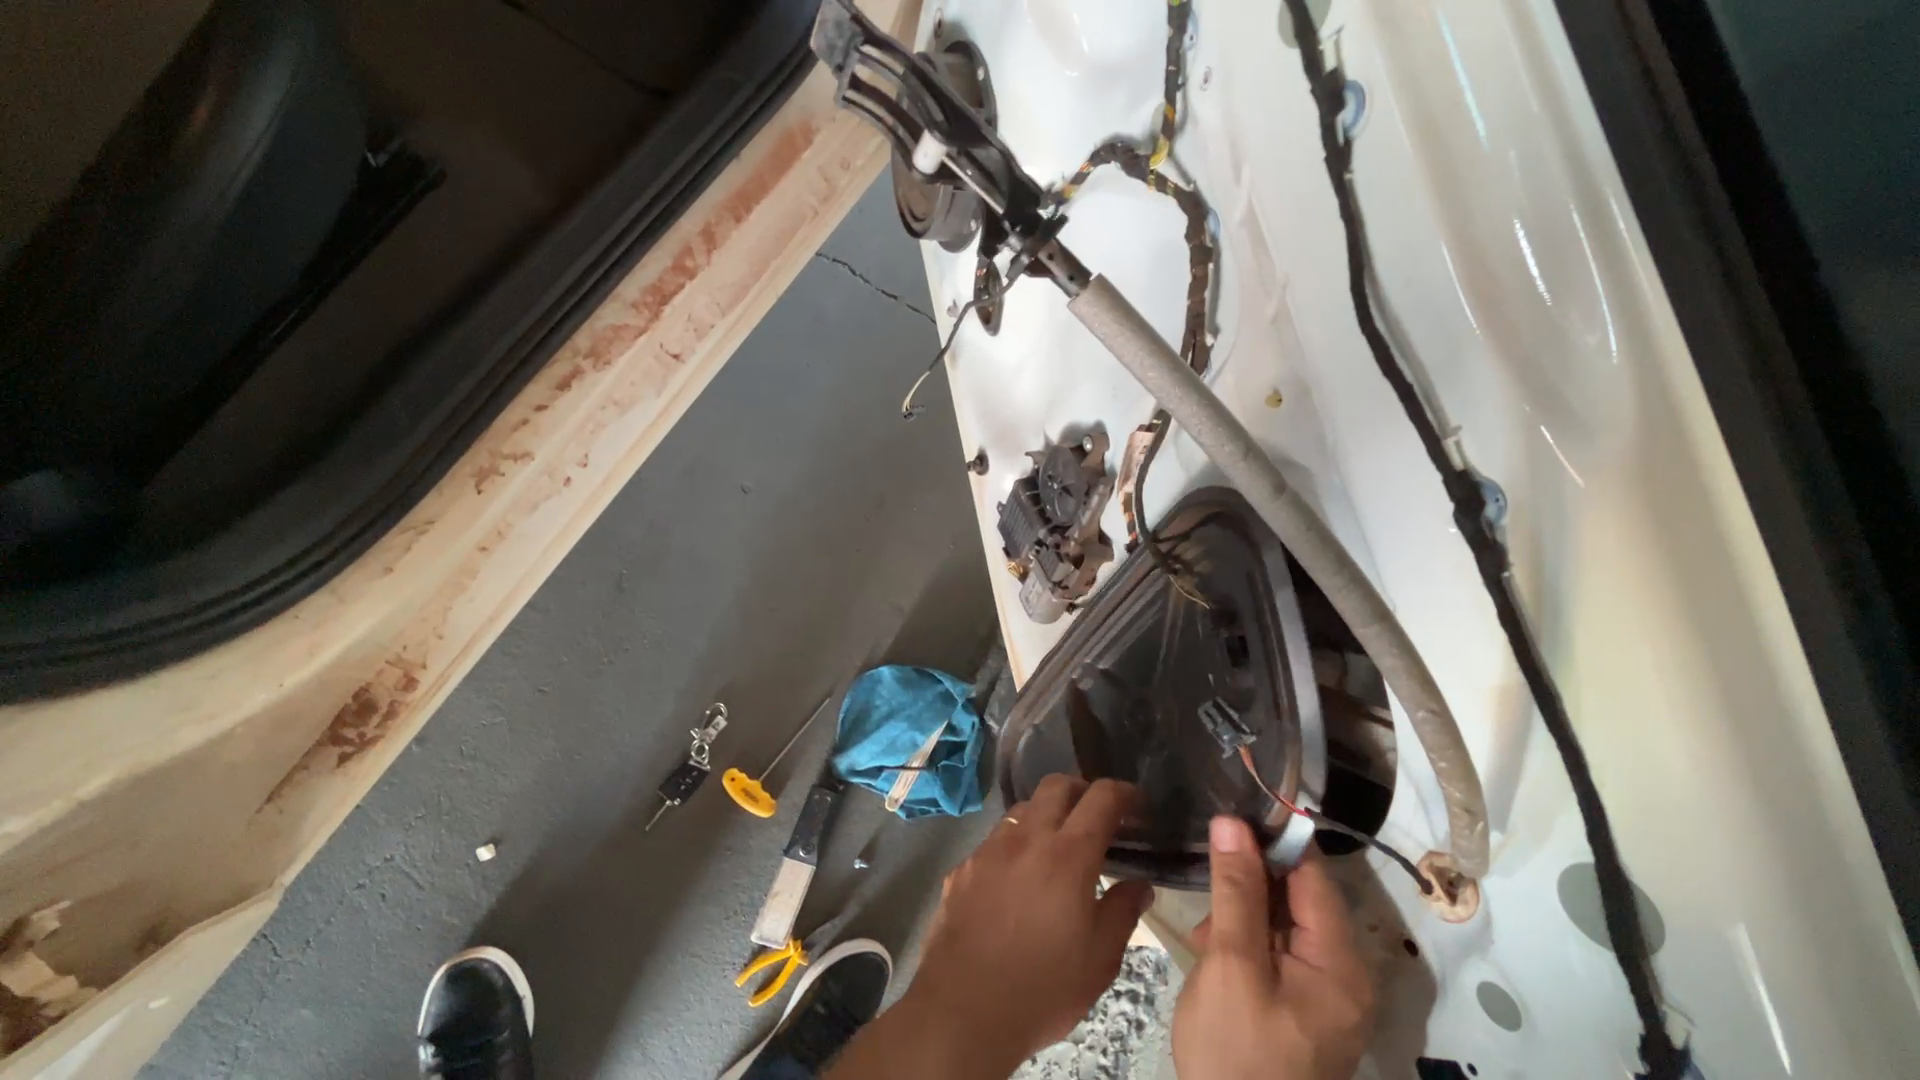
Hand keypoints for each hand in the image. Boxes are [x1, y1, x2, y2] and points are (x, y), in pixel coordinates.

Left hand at [898, 776, 1155, 1072]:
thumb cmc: (1043, 988)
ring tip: (1057, 848)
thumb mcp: (1100, 959)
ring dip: (1046, 816)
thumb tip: (1139, 884)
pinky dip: (1015, 846)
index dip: (1125, 793)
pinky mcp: (962, 869)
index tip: (1137, 804)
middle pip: (1056, 786)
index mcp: (1068, 856)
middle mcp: (1026, 840)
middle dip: (1082, 790)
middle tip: (1098, 816)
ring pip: (1022, 810)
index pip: (1102, 798)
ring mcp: (988, 851)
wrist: (963, 1010)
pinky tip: (1018, 881)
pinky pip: (995, 842)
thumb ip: (1123, 912)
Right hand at [1173, 816, 1373, 1079]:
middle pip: (1300, 898)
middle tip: (1205, 895)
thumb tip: (1231, 822)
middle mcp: (1348, 974)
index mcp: (1343, 962)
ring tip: (1205, 939)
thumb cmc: (1235, 1052)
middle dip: (1250, 886)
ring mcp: (1328, 996)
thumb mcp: (1230, 964)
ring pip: (1285, 925)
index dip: (1271, 839)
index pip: (1312, 875)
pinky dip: (1247, 947)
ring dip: (1243, 917)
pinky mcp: (1306, 1010)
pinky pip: (1281, 955)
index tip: (1228, 814)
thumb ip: (1235, 890)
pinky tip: (1216, 959)